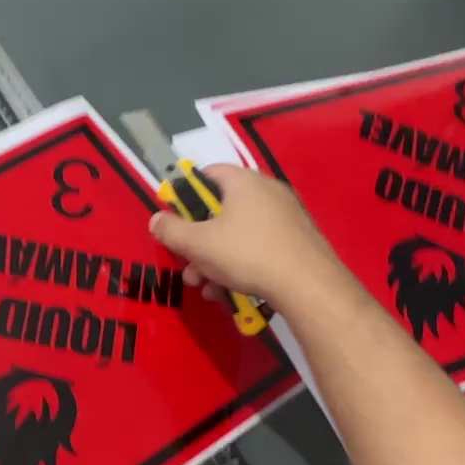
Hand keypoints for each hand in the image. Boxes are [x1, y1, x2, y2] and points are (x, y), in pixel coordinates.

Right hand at [148, 164, 348, 307]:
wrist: (308, 285)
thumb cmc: (247, 254)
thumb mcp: (198, 244)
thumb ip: (171, 231)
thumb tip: (156, 220)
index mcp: (244, 182)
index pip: (208, 173)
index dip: (186, 194)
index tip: (175, 220)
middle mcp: (267, 191)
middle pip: (220, 210)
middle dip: (198, 241)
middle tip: (188, 267)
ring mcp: (286, 216)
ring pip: (237, 233)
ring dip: (215, 260)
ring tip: (207, 287)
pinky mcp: (296, 241)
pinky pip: (258, 246)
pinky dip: (240, 264)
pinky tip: (231, 290)